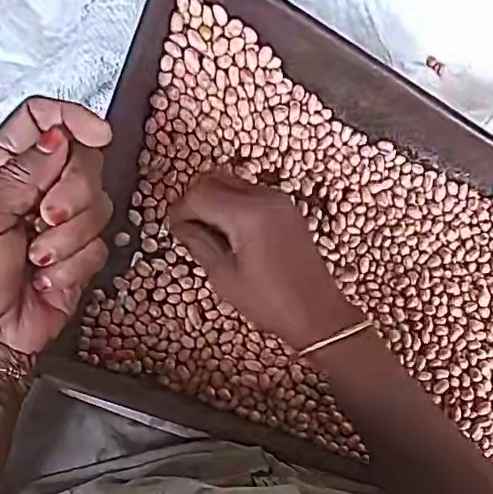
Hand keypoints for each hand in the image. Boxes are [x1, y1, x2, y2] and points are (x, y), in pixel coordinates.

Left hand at [0, 97, 113, 361]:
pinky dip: (74, 265)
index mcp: (0, 168)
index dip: (73, 119)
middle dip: (73, 192)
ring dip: (68, 238)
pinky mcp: (82, 256)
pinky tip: (47, 279)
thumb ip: (21, 172)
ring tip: (36, 260)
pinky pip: (100, 246)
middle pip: (83, 162)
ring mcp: (63, 224)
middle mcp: (36, 190)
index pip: (43, 120)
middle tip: (45, 219)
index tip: (98, 134)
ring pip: (98, 206)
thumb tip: (60, 137)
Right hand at [167, 170, 361, 350]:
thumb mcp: (225, 278)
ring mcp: (280, 202)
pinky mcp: (288, 211)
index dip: (180, 210)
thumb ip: (199, 244)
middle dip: (195, 200)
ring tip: (210, 236)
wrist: (317, 314)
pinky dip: (234, 206)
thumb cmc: (273, 304)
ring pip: (233, 183)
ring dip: (215, 202)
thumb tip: (182, 226)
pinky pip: (252, 195)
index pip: (200, 193)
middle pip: (215, 179)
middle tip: (188, 229)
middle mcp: (266, 199)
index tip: (175, 228)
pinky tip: (232, 236)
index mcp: (249, 214)